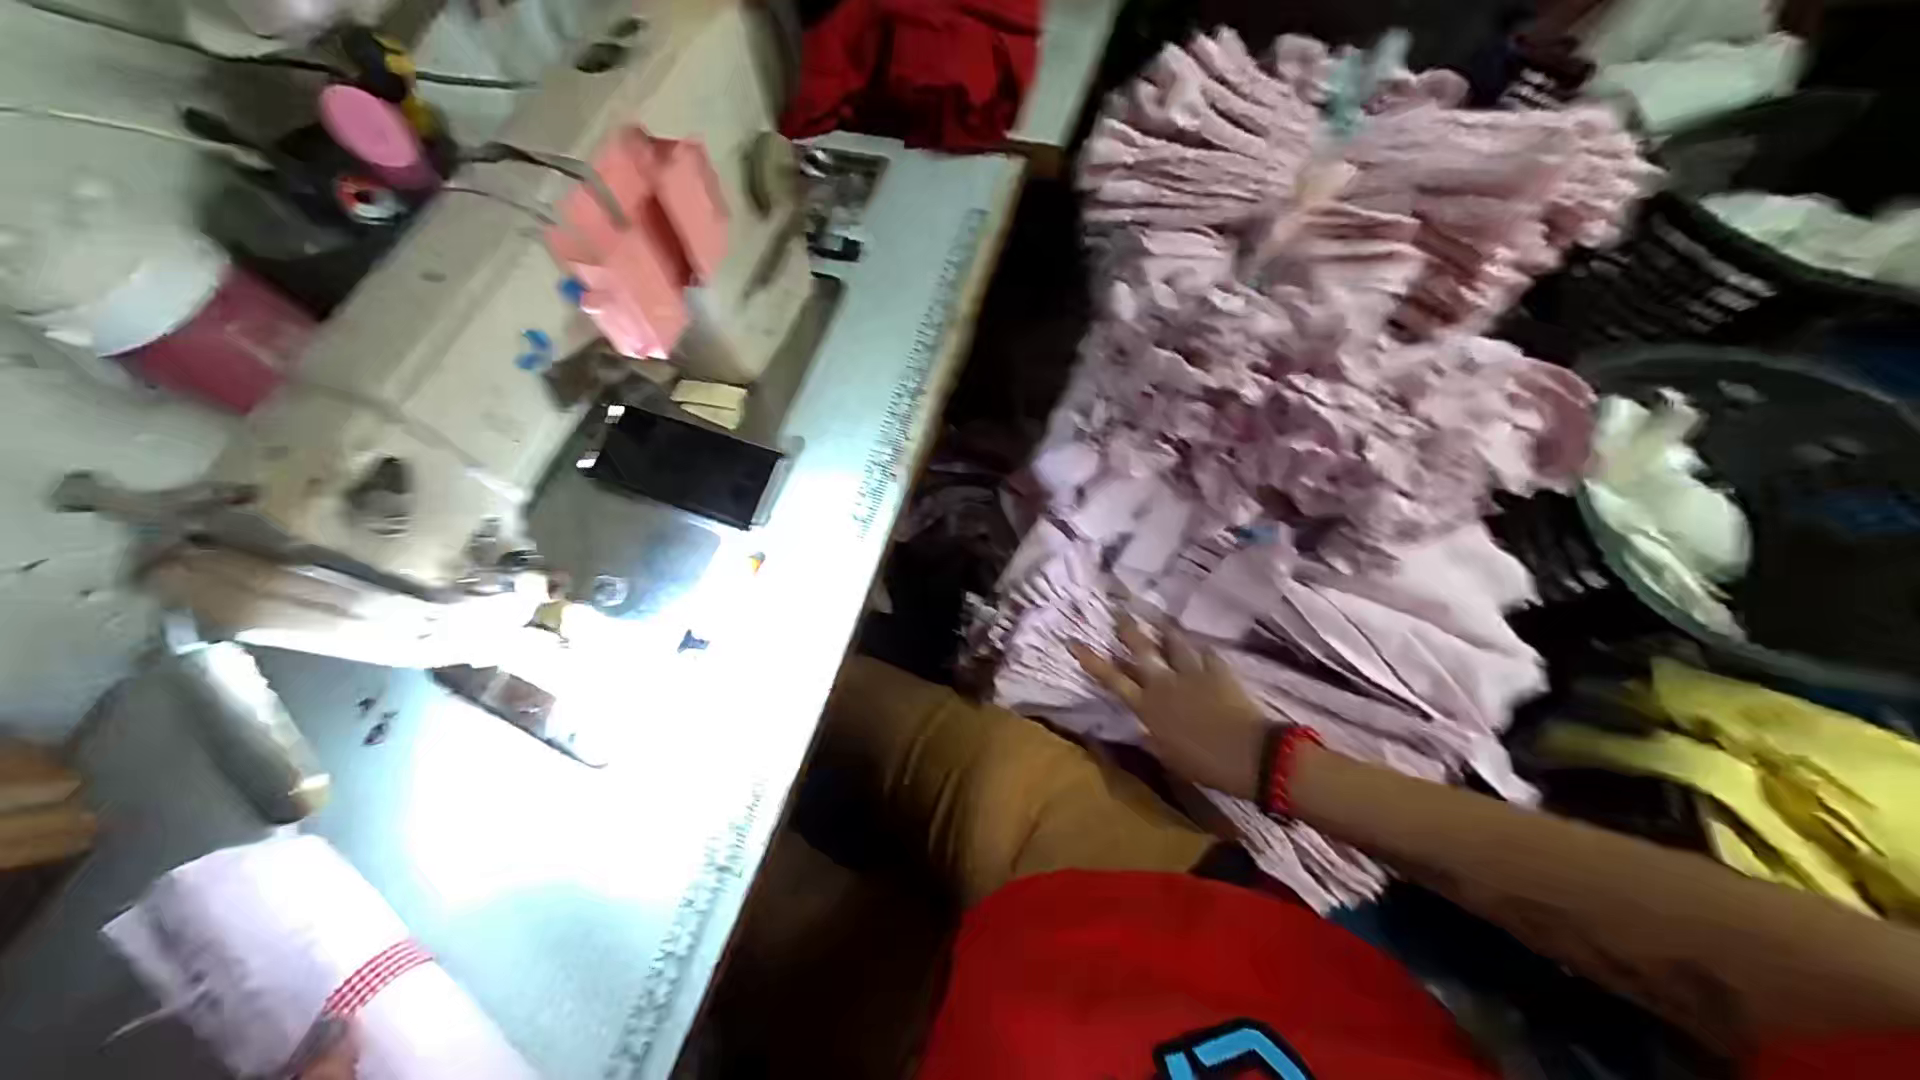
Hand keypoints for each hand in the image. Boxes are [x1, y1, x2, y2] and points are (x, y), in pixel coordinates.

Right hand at [1070, 612, 1269, 799]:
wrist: (1249, 754)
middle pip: (1141, 649)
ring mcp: (1192, 673)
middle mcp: (1164, 683)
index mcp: (1147, 706)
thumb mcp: (1168, 756)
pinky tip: (1200, 644)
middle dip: (1127, 628)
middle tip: (1119, 610)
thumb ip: (1153, 737)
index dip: (1092, 660)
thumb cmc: (1204, 765)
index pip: (1112, 679)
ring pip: (1174, 642)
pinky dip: (1200, 648)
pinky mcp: (1218, 670)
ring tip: (1160, 619)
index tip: (1074, 642)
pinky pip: (1206, 652)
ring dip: (1165, 630)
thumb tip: (1143, 729)